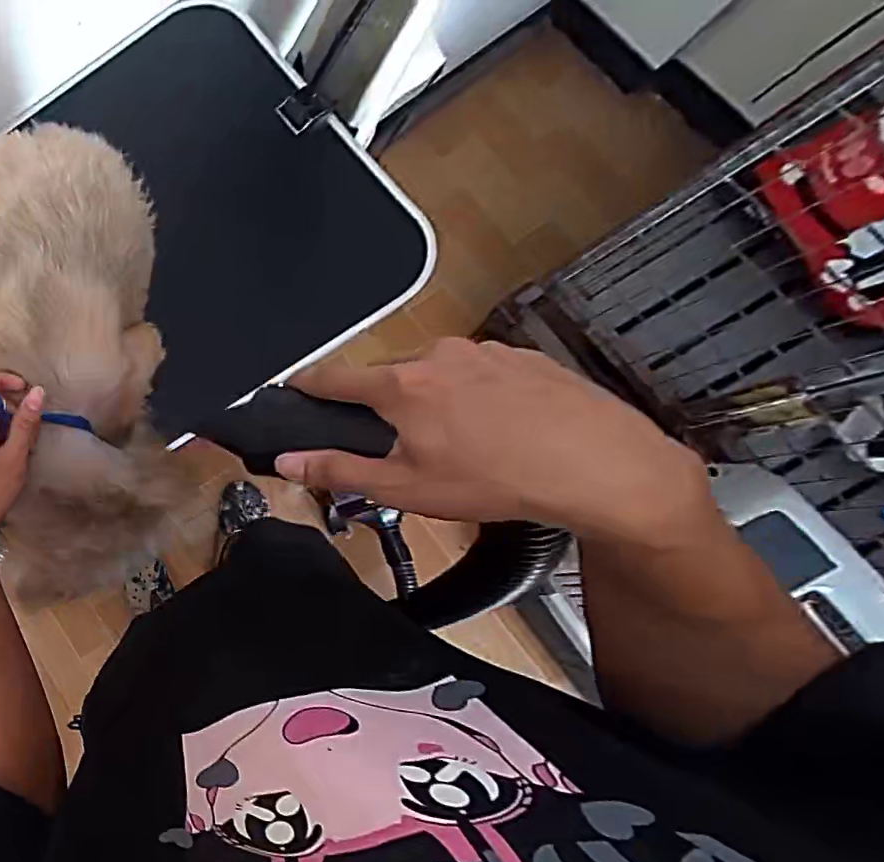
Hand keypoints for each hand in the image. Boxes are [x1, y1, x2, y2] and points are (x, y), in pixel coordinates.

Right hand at [277, 338, 716, 546]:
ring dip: (428, 402)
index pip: (335, 377)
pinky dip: (469, 398)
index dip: (309, 383)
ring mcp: (482, 352)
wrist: (592, 464)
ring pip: (433, 375)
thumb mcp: (403, 487)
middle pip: (387, 376)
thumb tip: (291, 462)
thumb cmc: (497, 477)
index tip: (297, 386)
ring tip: (452, 446)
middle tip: (395, 446)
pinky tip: (489, 432)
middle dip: (379, 405)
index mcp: (401, 386)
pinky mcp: (518, 357)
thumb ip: (338, 470)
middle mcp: (439, 357)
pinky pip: (474, 374)